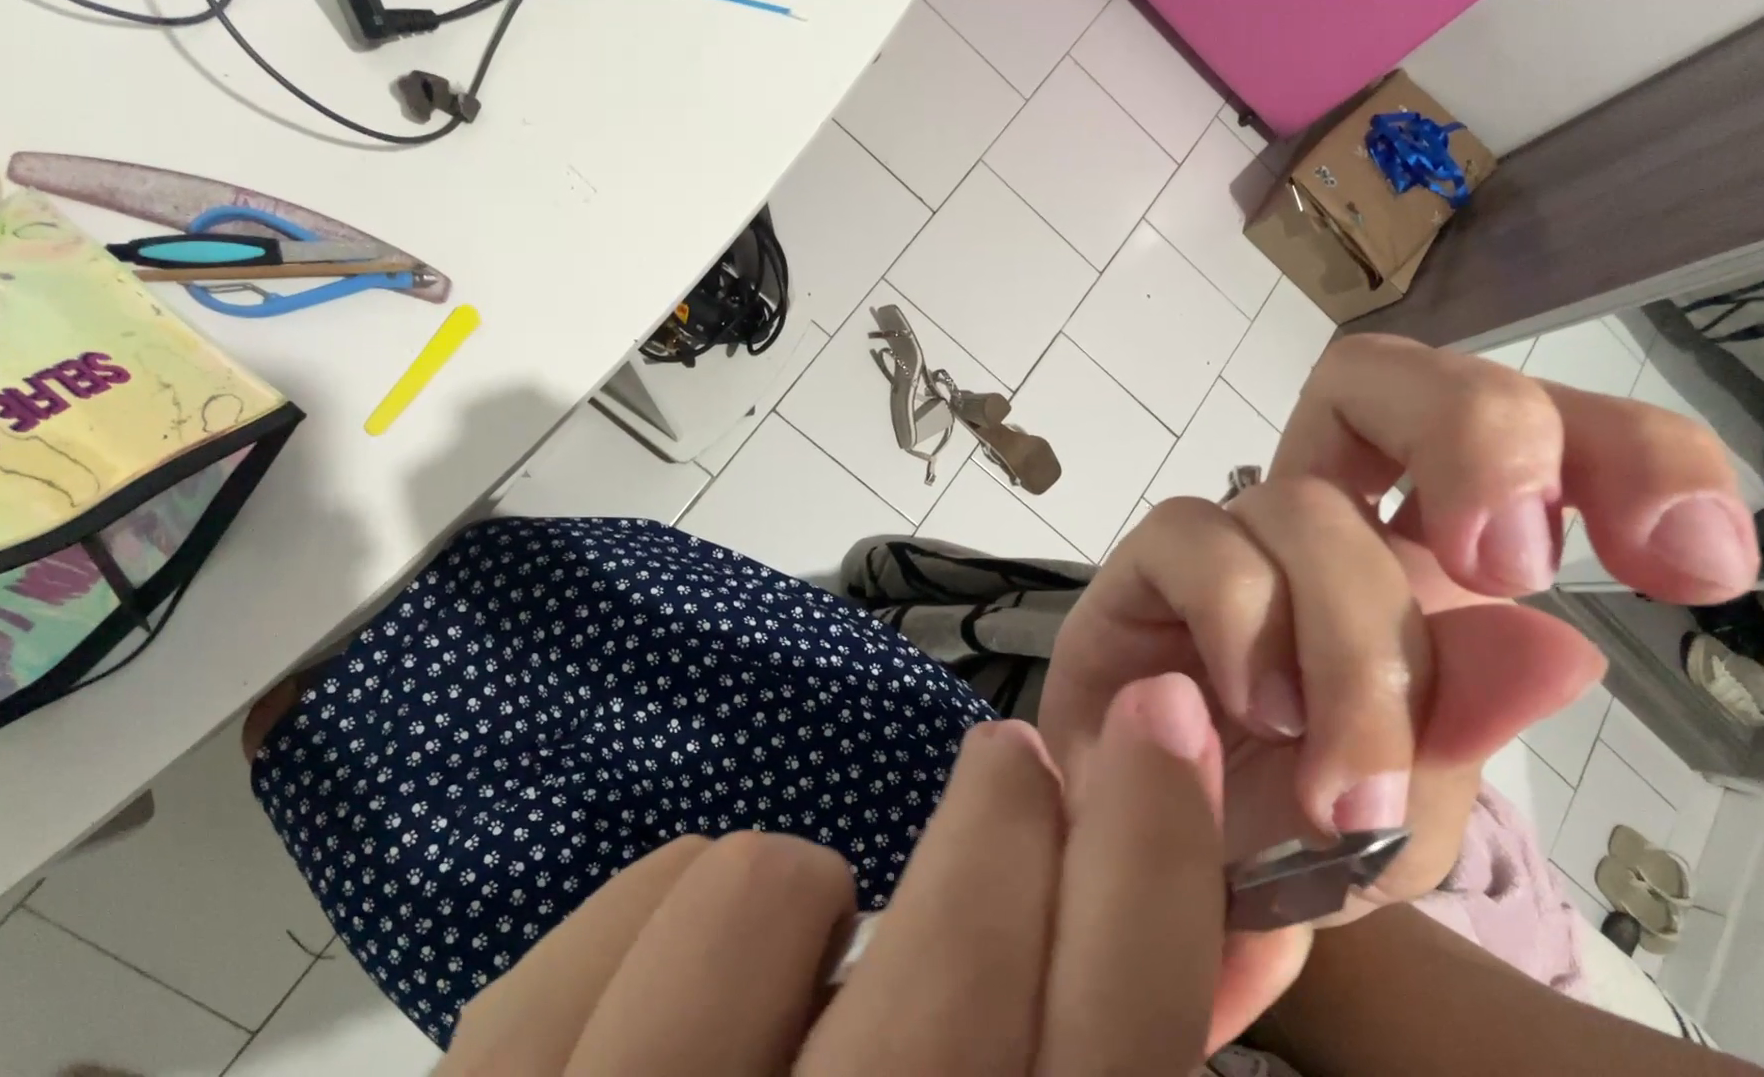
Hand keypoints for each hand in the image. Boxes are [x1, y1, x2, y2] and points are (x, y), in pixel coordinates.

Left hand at [437, 676, 1228, 1076]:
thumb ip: (1076, 1037)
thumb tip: (1118, 879)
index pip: (1116, 1030)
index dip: (1155, 851)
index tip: (1156, 725)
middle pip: (955, 964)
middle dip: (1007, 817)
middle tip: (1010, 758)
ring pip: (761, 894)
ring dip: (806, 888)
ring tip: (805, 962)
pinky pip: (608, 918)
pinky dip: (663, 905)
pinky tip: (679, 989)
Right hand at [1037, 333, 1757, 1045]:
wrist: (1160, 865)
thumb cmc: (1284, 837)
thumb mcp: (1413, 815)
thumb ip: (1471, 727)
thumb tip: (1555, 647)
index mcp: (1420, 565)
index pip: (1523, 442)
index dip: (1624, 450)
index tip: (1690, 565)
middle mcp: (1320, 530)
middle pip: (1380, 379)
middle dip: (1475, 437)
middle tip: (1504, 568)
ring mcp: (1223, 542)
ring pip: (1300, 503)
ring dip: (1347, 643)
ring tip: (1346, 784)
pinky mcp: (1140, 571)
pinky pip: (1196, 540)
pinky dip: (1243, 626)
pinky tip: (1247, 711)